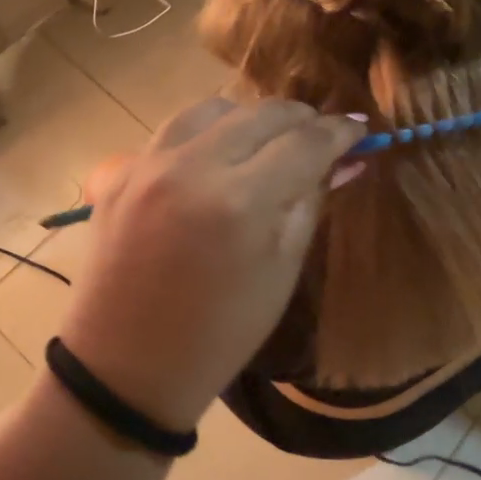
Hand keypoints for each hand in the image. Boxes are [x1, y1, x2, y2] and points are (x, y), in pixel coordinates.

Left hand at [57, 97, 364, 430]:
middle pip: (265, 112)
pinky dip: (206, 134)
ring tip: (268, 143)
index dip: (341, 132)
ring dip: (251, 119)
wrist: (124, 371)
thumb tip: (348, 158)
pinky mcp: (120, 173)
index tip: (361, 130)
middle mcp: (193, 167)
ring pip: (216, 107)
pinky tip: (218, 160)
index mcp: (242, 201)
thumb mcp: (283, 268)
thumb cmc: (221, 333)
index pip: (307, 141)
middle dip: (302, 120)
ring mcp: (149, 165)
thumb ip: (314, 200)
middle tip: (321, 138)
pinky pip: (175, 131)